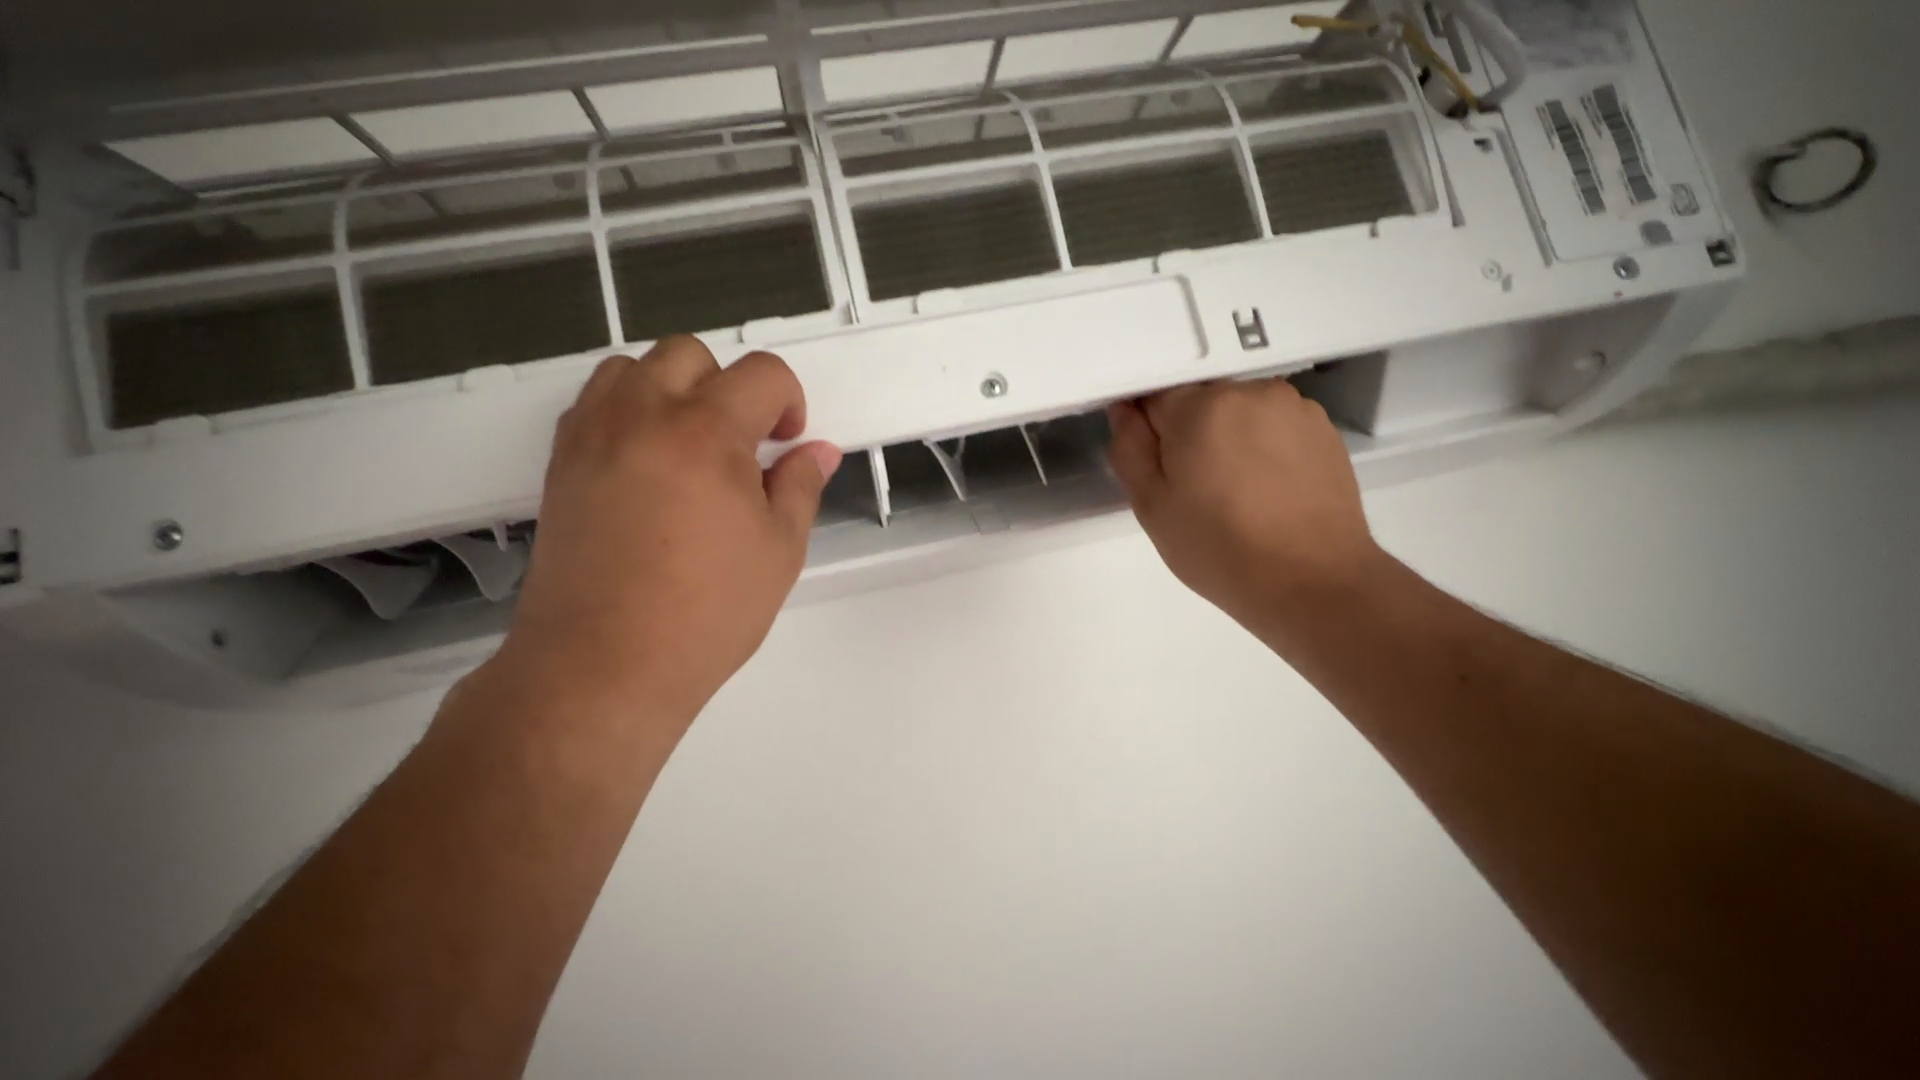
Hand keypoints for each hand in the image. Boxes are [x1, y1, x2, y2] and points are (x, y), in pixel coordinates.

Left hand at [494, 336, 840, 721]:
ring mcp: (593, 435)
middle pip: (691, 354)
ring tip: (689, 445)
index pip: (761, 374)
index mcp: (706, 432)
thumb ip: (799, 486)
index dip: (789, 400)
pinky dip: (627, 412)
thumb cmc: (704, 614)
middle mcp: (643, 415)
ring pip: (633, 368)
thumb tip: (817, 451)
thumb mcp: (778, 551)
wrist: (602, 665)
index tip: (789, 439)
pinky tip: (647, 464)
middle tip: (742, 442)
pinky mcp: (560, 462)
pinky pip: (594, 404)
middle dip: (728, 385)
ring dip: (671, 388)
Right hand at [1106, 377, 1385, 644]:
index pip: (1153, 394)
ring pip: (1239, 411)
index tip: (1157, 466)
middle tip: (1197, 487)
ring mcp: (1294, 406)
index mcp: (1201, 406)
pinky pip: (1275, 425)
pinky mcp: (1323, 428)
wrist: (1314, 582)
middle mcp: (1250, 392)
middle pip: (1200, 400)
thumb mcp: (1153, 508)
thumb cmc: (1221, 549)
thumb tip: (1125, 411)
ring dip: (1230, 437)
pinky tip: (1269, 489)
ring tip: (1238, 491)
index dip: (1147, 429)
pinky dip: (1265, 446)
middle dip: (1190, 433)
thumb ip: (1129, 448)